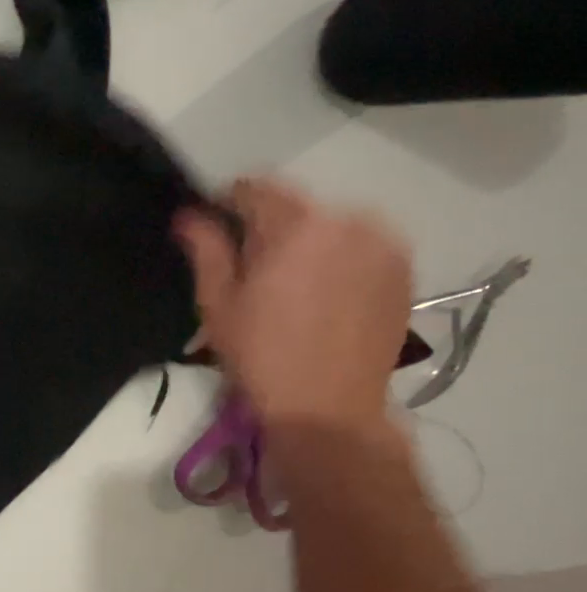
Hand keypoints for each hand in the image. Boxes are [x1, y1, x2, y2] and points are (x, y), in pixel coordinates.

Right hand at [175, 178, 412, 429]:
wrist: (329, 405)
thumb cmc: (260, 352)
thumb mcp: (217, 300)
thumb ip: (206, 248)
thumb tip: (189, 215)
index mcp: (297, 226)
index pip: (255, 187)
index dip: (225, 201)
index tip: (209, 223)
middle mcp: (348, 221)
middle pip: (295, 204)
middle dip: (267, 223)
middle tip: (245, 260)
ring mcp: (384, 244)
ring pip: (329, 222)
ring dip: (303, 238)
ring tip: (285, 278)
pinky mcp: (403, 268)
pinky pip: (360, 242)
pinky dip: (336, 253)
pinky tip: (319, 288)